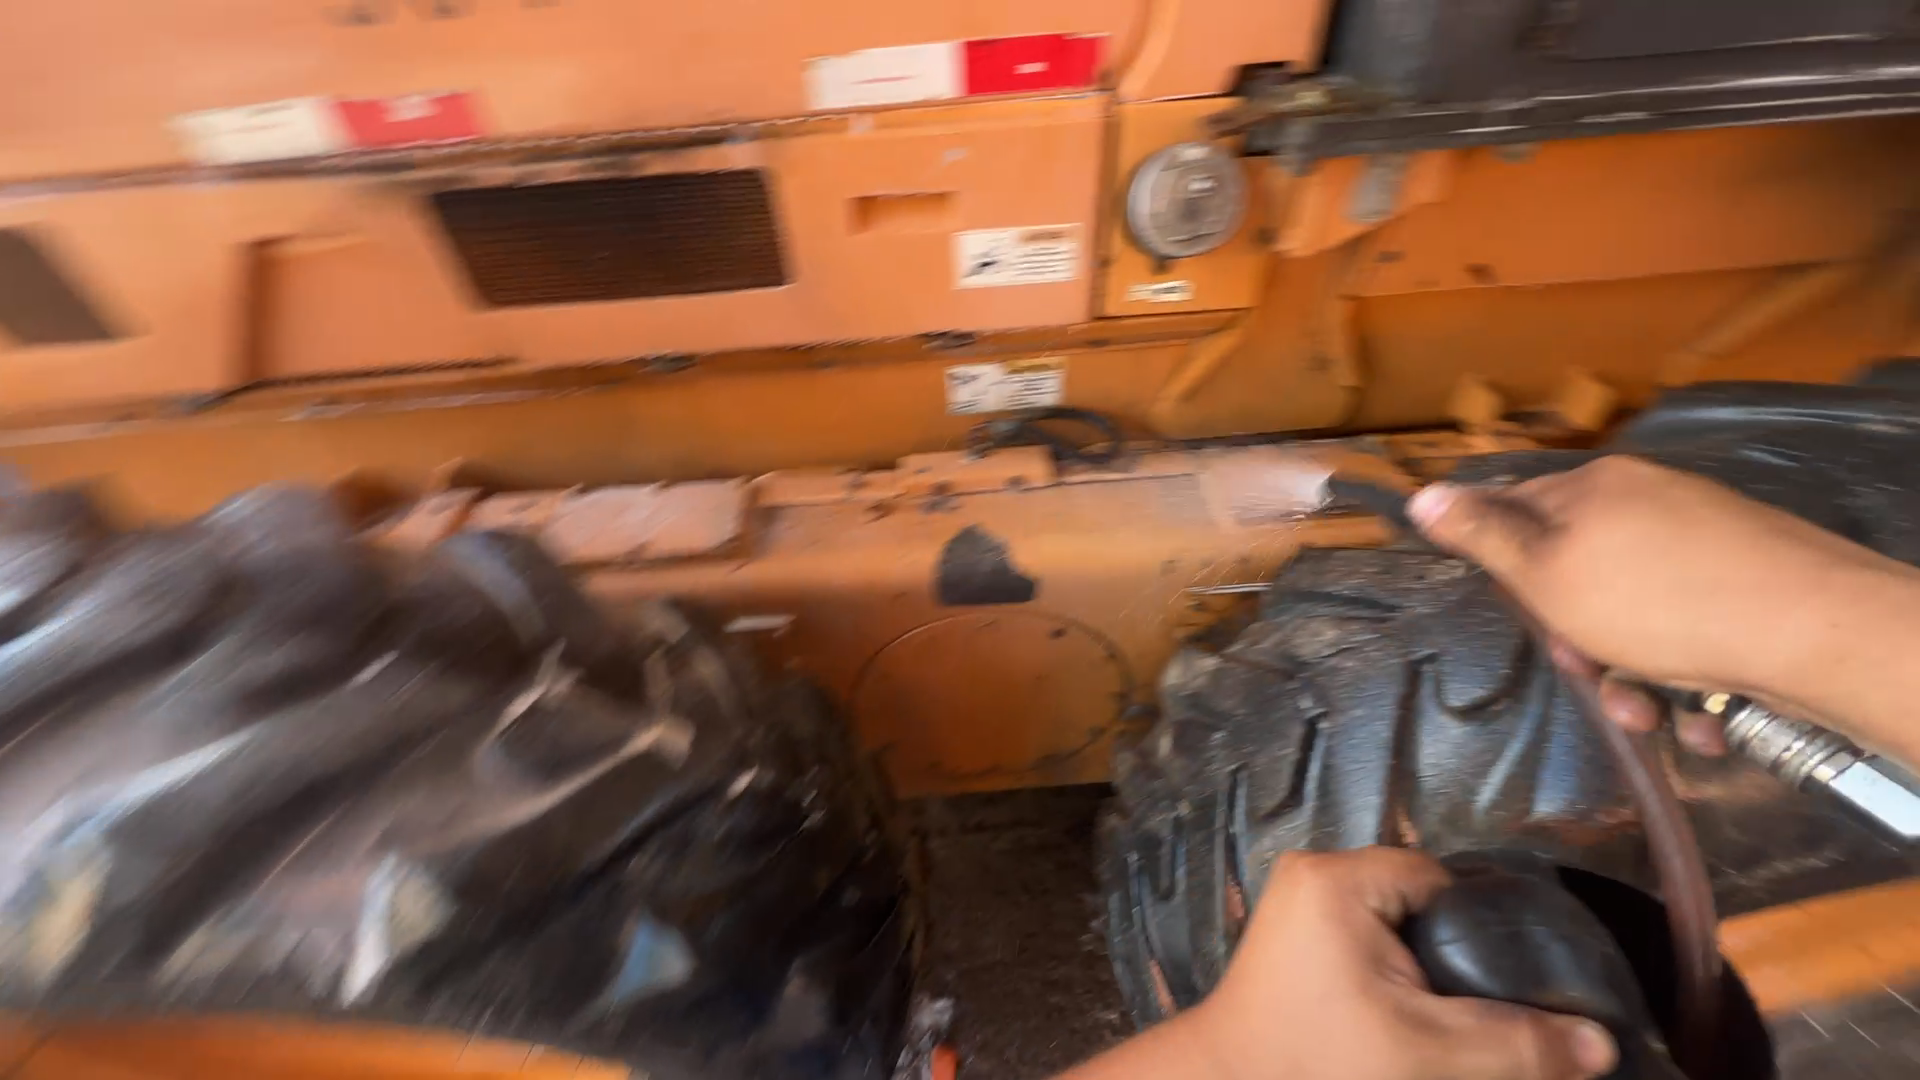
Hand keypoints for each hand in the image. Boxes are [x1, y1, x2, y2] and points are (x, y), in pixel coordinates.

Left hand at [1183, 849, 1615, 1079]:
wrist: (1235, 1079)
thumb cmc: (1324, 1061)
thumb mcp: (1432, 1055)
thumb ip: (1518, 1042)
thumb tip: (1600, 1040)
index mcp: (1336, 878)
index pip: (1434, 878)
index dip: (1480, 924)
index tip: (1513, 975)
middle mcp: (1310, 870)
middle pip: (1412, 895)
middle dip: (1451, 945)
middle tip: (1484, 999)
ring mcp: (1295, 896)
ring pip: (1387, 914)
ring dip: (1419, 957)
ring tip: (1450, 1006)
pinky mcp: (1291, 925)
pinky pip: (1358, 927)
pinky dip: (1388, 961)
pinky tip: (1409, 1002)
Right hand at [1406, 455, 1919, 754]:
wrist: (1826, 635)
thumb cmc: (1656, 604)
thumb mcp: (1541, 572)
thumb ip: (1479, 534)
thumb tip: (1422, 492)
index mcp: (1591, 487)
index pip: (1510, 508)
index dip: (1503, 564)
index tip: (1522, 611)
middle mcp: (1646, 496)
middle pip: (1572, 561)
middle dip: (1571, 627)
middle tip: (1584, 670)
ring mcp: (1706, 529)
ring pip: (1630, 597)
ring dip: (1624, 661)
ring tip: (1647, 710)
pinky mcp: (1755, 567)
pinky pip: (1686, 609)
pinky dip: (1679, 657)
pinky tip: (1693, 705)